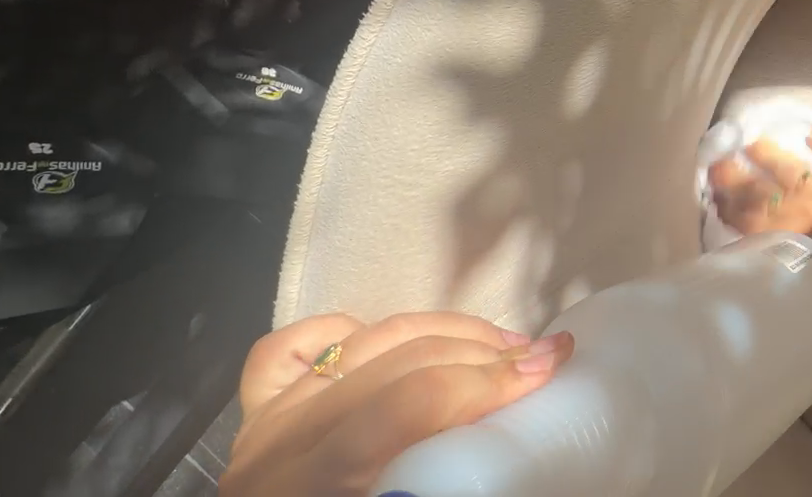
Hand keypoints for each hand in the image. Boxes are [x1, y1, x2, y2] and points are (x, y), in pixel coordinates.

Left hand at [219, 311, 573, 495]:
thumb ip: (443, 477)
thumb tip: (524, 427)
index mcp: (311, 483)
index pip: (412, 402)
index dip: (489, 379)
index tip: (549, 368)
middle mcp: (282, 443)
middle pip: (406, 361)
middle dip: (487, 353)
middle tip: (541, 358)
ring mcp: (269, 417)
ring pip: (378, 336)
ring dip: (452, 330)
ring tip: (501, 343)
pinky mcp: (261, 405)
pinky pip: (303, 342)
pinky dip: (351, 329)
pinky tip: (398, 341)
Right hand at [708, 128, 811, 304]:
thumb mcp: (778, 285)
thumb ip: (758, 261)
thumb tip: (739, 246)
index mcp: (773, 235)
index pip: (739, 211)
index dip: (723, 198)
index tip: (709, 186)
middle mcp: (794, 208)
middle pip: (758, 186)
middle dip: (735, 172)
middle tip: (721, 157)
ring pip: (792, 168)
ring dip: (771, 154)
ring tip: (755, 141)